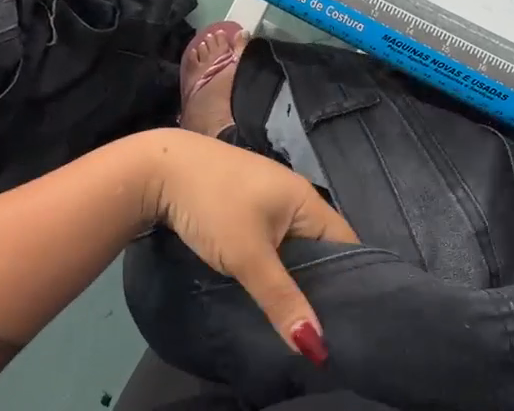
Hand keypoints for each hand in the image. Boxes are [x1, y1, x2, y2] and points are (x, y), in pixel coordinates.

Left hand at [133, 128, 358, 362]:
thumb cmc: (212, 203)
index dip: (356, 281)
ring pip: (292, 245)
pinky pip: (270, 239)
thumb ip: (282, 299)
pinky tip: (266, 289)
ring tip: (297, 319)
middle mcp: (292, 195)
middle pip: (320, 246)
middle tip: (324, 331)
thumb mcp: (247, 256)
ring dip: (293, 276)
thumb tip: (317, 347)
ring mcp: (265, 197)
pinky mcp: (242, 202)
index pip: (347, 243)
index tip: (353, 324)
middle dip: (321, 285)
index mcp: (305, 199)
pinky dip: (272, 263)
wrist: (158, 167)